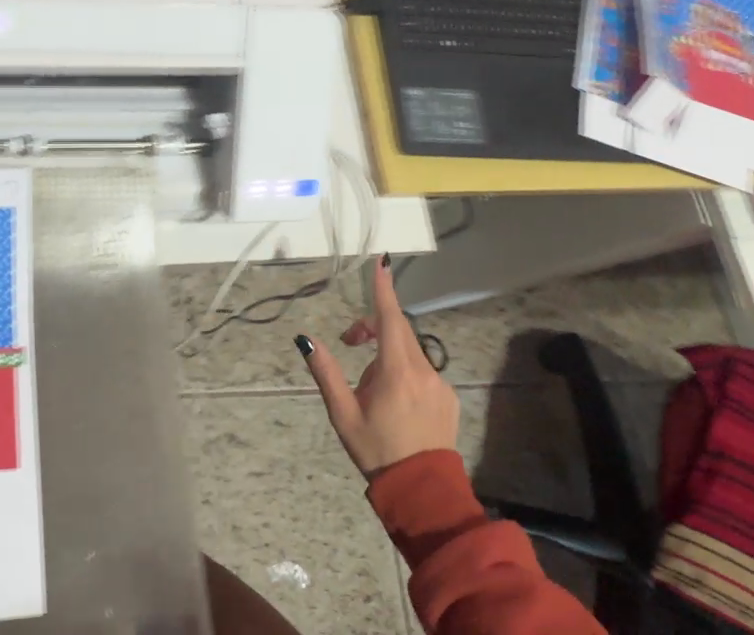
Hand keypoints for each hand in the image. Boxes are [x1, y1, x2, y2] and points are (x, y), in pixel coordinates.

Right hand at [297, 255, 458, 476]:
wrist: (422, 491)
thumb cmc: (375, 450)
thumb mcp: (342, 413)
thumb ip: (325, 372)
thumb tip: (306, 340)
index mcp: (396, 372)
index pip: (388, 319)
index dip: (382, 290)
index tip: (381, 263)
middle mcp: (423, 370)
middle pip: (399, 330)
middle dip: (374, 326)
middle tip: (349, 342)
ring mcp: (440, 384)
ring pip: (410, 352)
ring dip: (388, 355)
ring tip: (372, 389)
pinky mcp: (448, 397)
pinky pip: (423, 371)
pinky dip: (405, 373)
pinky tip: (395, 404)